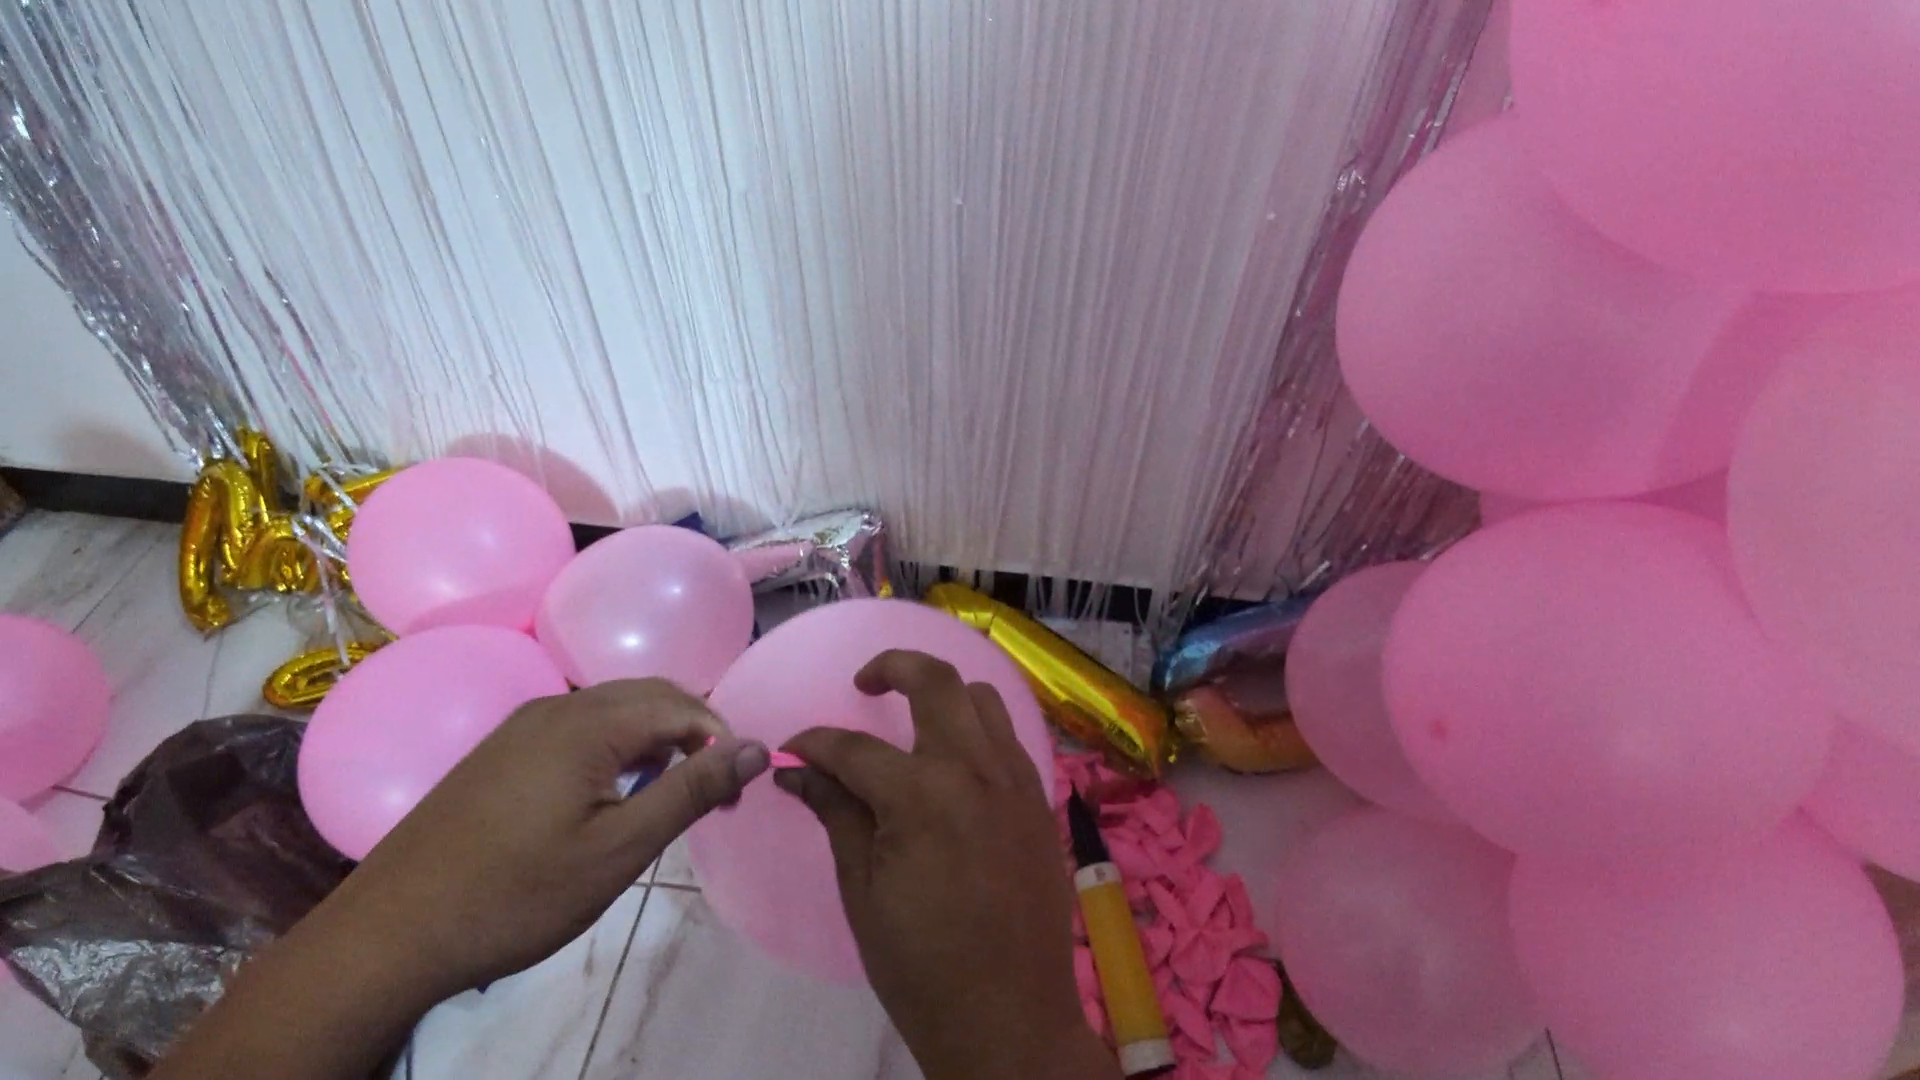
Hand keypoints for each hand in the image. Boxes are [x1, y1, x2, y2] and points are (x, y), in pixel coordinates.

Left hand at [319, 678, 770, 999]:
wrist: (388, 936)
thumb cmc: (517, 894)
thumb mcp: (620, 849)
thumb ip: (692, 790)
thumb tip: (757, 748)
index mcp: (587, 723)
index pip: (681, 705)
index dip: (721, 738)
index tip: (735, 792)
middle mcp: (556, 707)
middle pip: (649, 696)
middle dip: (693, 732)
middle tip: (712, 790)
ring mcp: (522, 726)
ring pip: (614, 709)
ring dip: (656, 738)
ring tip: (669, 793)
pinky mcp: (502, 750)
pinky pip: (581, 727)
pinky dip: (618, 746)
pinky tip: (613, 792)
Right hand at [777, 651, 1119, 1079]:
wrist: (1009, 1019)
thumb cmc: (922, 966)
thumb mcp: (862, 891)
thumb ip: (837, 814)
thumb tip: (798, 772)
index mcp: (921, 796)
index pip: (853, 748)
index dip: (813, 744)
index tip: (792, 751)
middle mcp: (975, 770)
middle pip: (936, 680)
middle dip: (892, 666)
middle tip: (865, 684)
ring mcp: (1016, 780)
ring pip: (982, 698)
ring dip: (943, 694)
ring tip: (914, 720)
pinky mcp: (1039, 800)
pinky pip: (1008, 738)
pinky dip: (978, 729)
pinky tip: (956, 762)